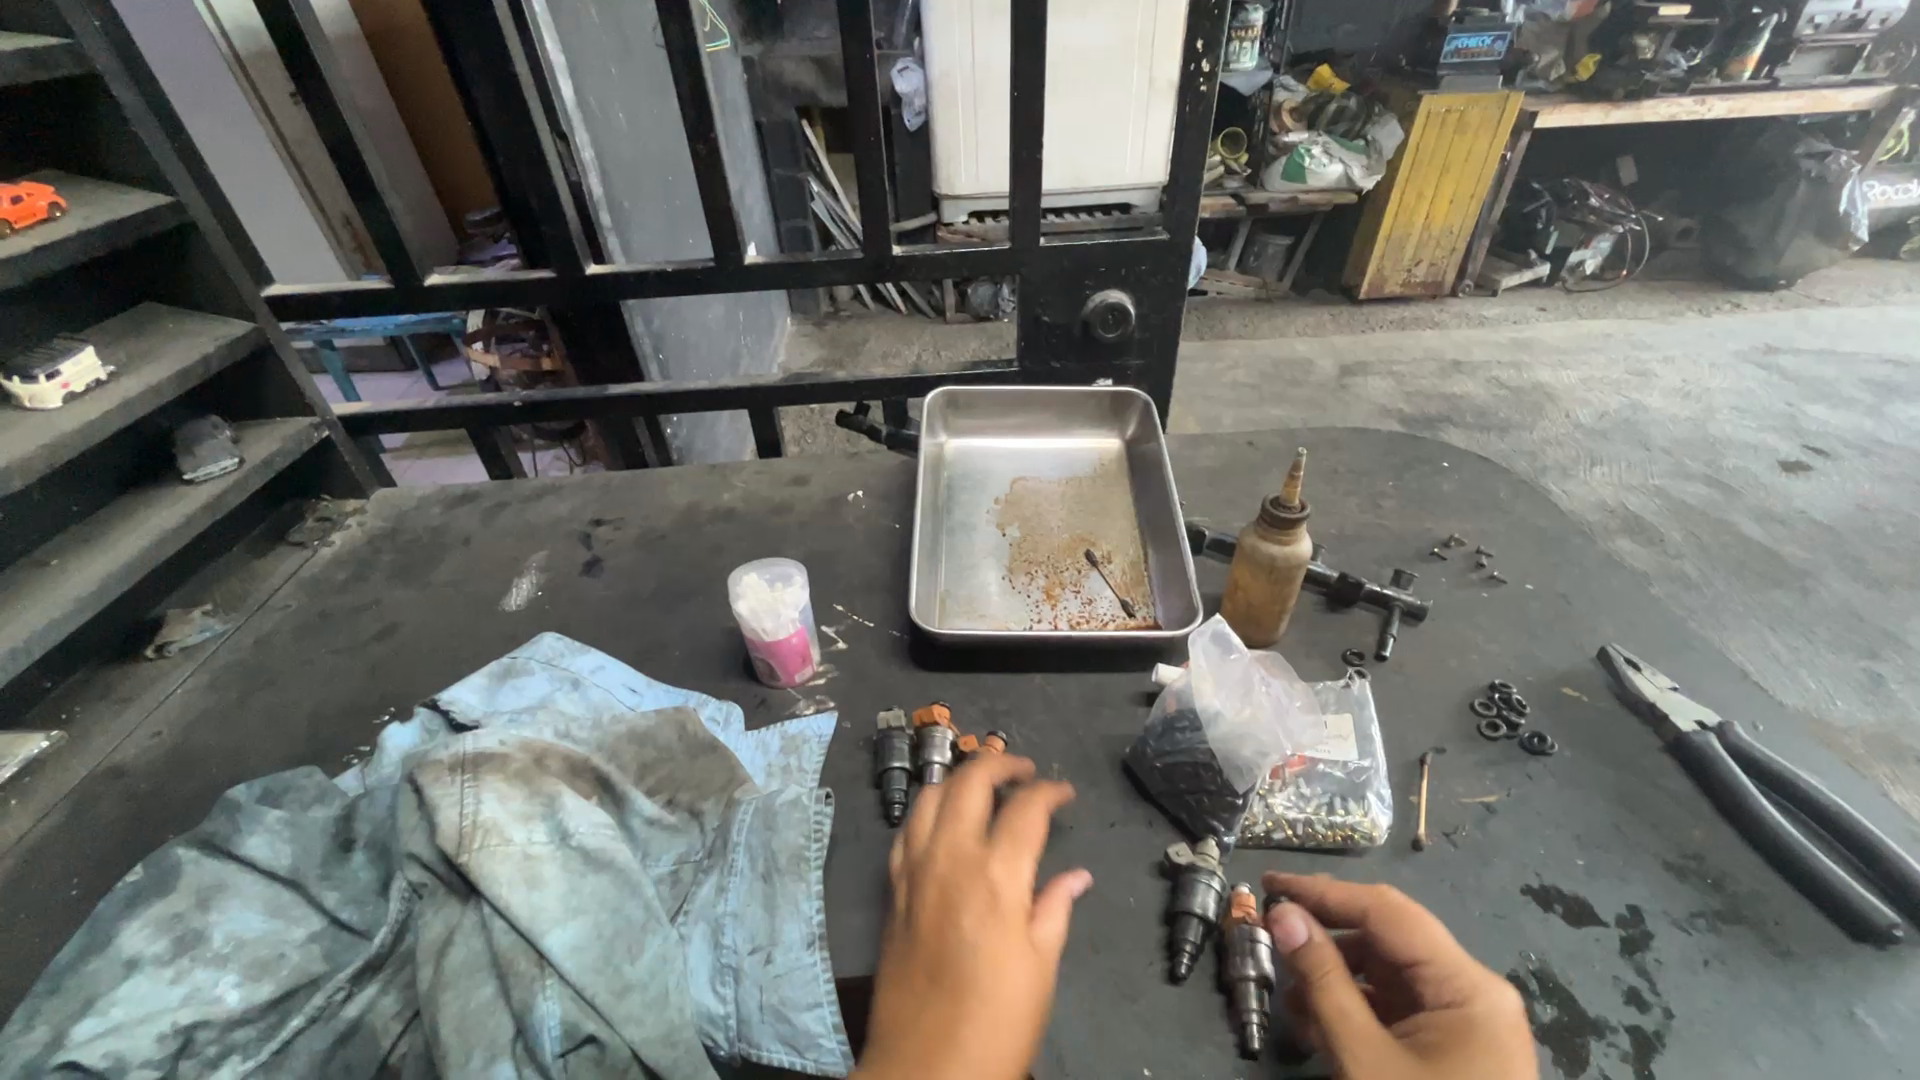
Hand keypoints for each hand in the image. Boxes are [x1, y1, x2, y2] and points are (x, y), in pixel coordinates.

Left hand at [853, 754, 1092, 1079]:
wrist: (926, 1066)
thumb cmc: (997, 1021)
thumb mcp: (1041, 967)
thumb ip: (1055, 908)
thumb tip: (1077, 875)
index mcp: (997, 876)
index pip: (1026, 808)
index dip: (1049, 790)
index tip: (1064, 792)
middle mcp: (951, 858)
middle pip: (970, 781)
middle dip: (1001, 762)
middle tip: (1025, 770)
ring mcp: (915, 869)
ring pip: (930, 794)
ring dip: (958, 778)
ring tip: (982, 784)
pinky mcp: (892, 887)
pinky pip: (906, 828)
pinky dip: (927, 809)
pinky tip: (941, 819)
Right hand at [1263, 873, 1537, 1079]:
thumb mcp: (1363, 1057)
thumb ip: (1322, 979)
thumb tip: (1282, 913)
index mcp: (1466, 986)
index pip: (1385, 911)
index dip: (1323, 892)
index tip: (1267, 884)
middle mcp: (1470, 990)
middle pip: (1386, 936)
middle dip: (1325, 934)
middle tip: (1270, 929)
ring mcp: (1461, 1019)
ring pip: (1384, 969)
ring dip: (1332, 974)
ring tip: (1290, 997)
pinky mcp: (1448, 1045)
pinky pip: (1392, 1003)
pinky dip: (1351, 1004)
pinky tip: (1314, 1023)